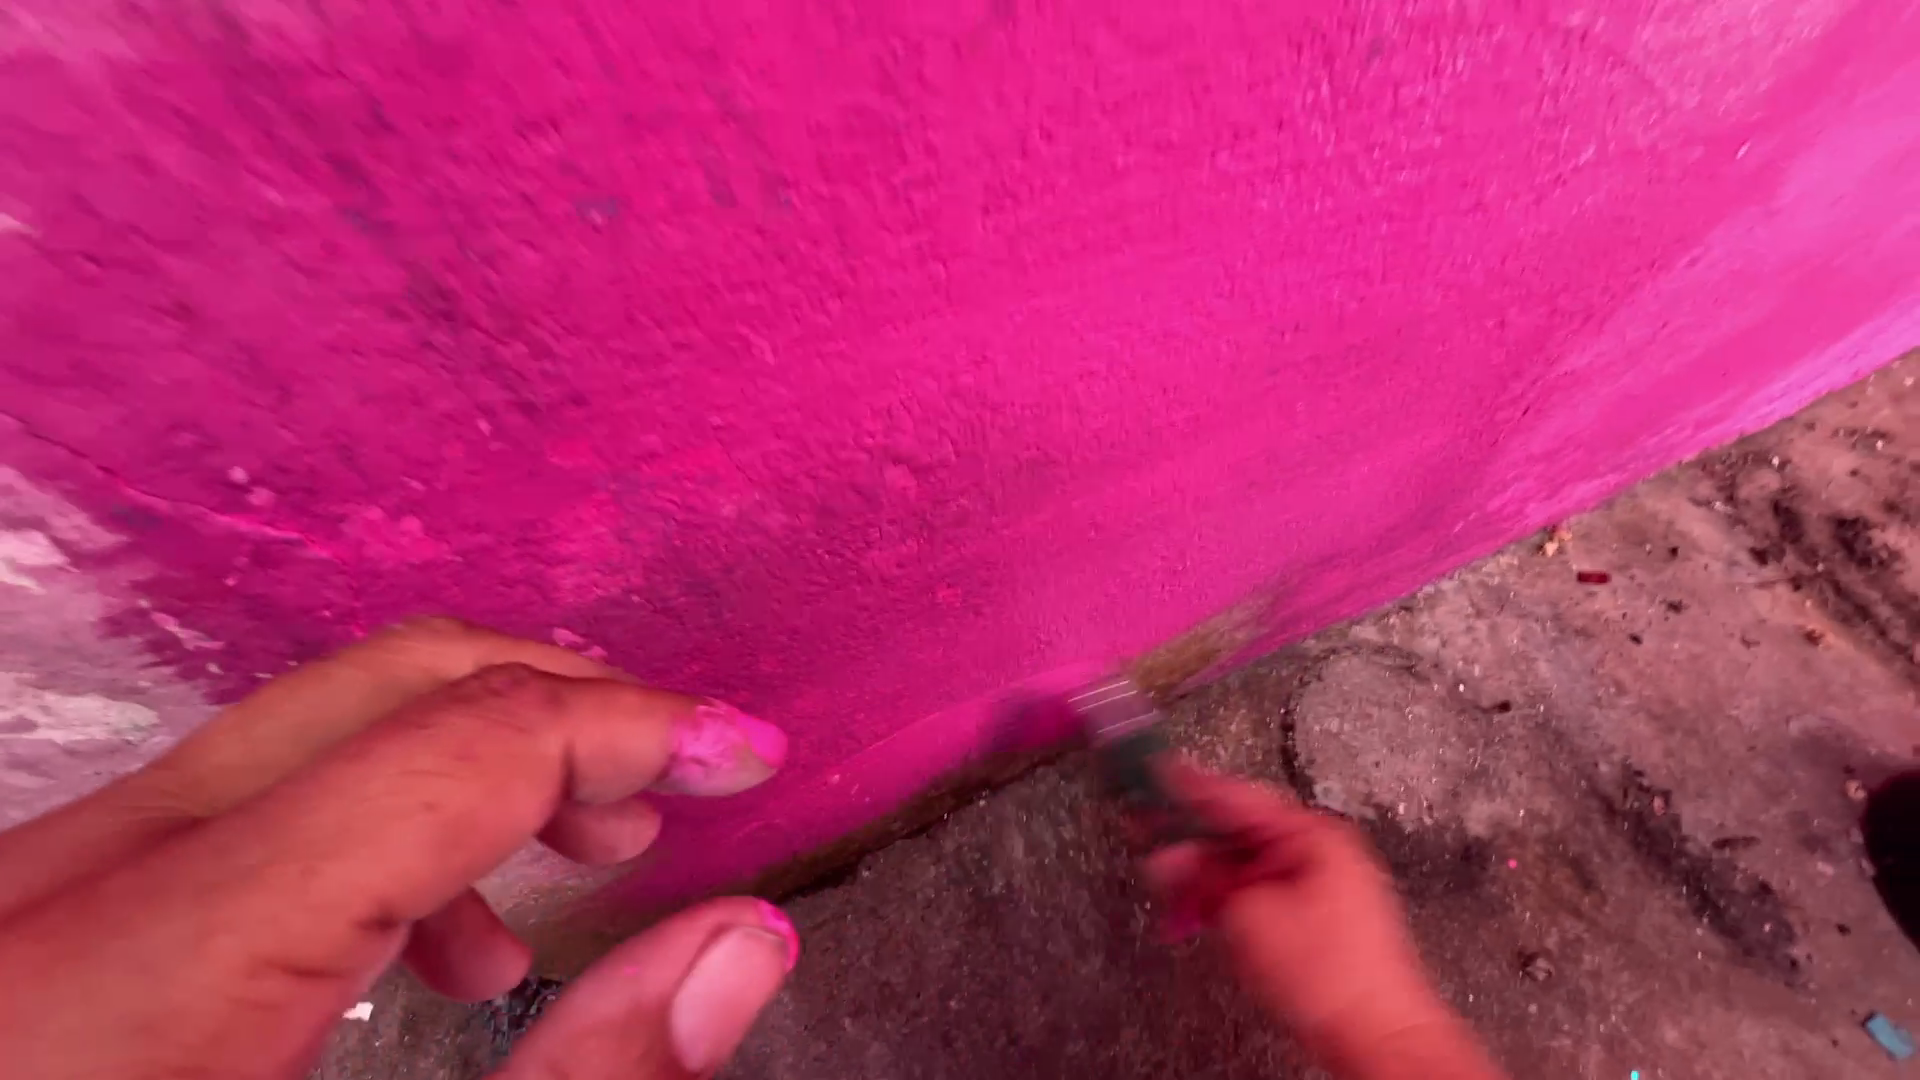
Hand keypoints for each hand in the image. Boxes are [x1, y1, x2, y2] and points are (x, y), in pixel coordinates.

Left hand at [0, 617, 797, 1079]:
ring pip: (346, 713)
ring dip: (511, 749)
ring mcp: (37, 885)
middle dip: (586, 705)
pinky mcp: (48, 914)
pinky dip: (418, 813)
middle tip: (688, 776)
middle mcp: (60, 886)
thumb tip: (748, 940)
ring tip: (599, 847)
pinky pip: (279, 786)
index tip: (750, 756)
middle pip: (405, 678)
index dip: (640, 729)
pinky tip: (456, 931)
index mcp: (131, 982)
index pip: (467, 744)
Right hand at [1143, 766, 1505, 1079]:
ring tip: (1167, 898)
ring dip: (1200, 883)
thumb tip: (1172, 857)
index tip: (1158, 770)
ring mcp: (1316, 884)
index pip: (1236, 797)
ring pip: (1239, 869)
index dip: (1190, 785)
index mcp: (1310, 835)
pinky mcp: (1311, 916)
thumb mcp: (1248, 916)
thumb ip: (1203, 878)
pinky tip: (1193, 920)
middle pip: (1234, 834)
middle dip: (1187, 845)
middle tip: (1144, 830)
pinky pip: (1253, 895)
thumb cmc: (1333, 978)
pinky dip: (1221, 906)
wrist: (1380, 1041)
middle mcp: (1316, 851)